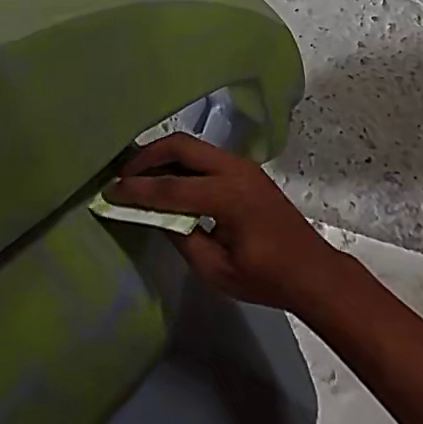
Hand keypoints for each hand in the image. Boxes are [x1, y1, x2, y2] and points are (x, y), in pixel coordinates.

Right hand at [107, 134, 354, 314]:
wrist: (313, 272)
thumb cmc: (266, 278)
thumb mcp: (215, 269)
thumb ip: (180, 236)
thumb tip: (153, 214)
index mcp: (228, 196)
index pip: (170, 188)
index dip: (136, 190)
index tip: (109, 191)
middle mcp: (234, 170)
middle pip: (180, 146)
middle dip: (146, 156)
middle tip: (122, 174)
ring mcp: (242, 165)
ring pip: (192, 145)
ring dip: (162, 155)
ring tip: (138, 174)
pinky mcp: (245, 169)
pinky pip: (204, 154)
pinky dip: (180, 160)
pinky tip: (167, 177)